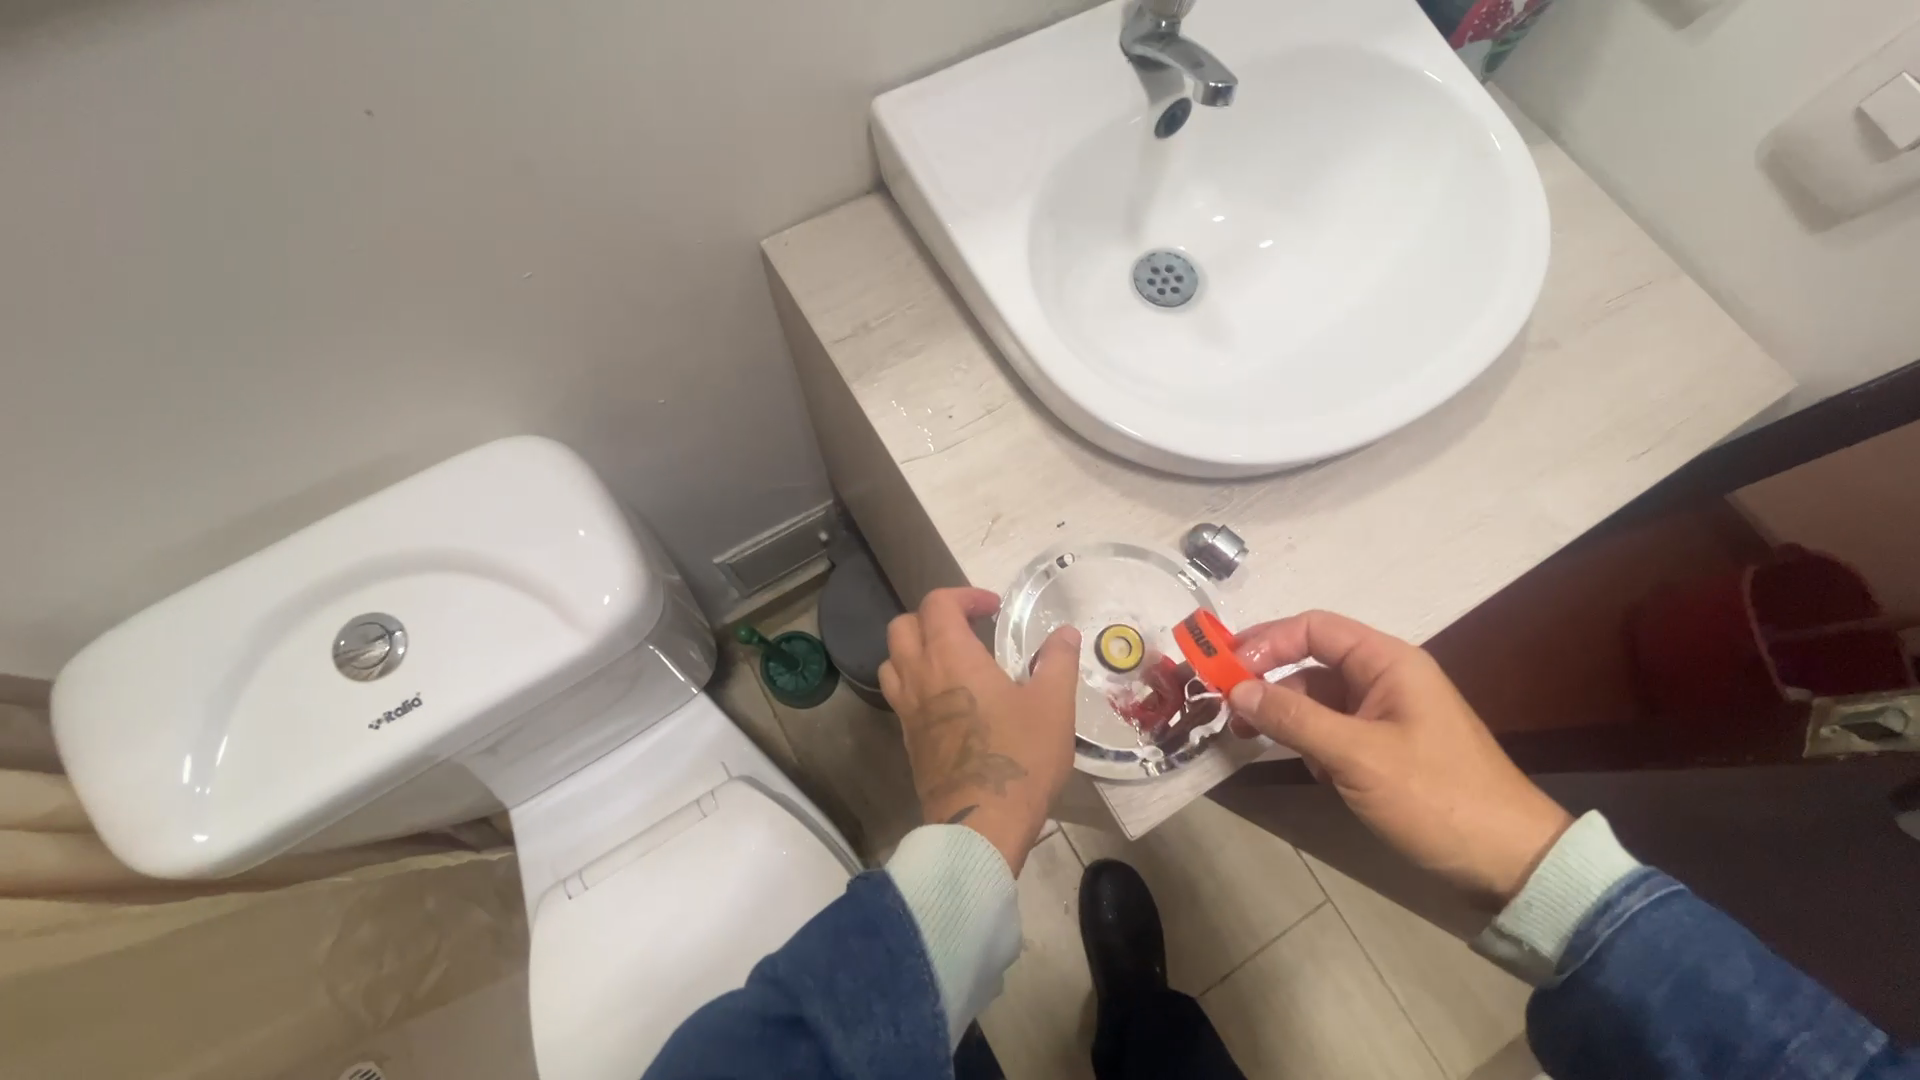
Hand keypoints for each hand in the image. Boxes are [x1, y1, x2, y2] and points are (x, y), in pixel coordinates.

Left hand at [878, 587, 1081, 874]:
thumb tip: (1065, 634)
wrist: (981, 824)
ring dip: (916, 649)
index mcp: (951, 656)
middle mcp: (920, 675)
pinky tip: (948, 701)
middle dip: (933, 617)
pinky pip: (899, 695)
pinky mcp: (908, 739)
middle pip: (904, 626)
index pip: (938, 603)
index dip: (964, 595)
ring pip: (892, 660)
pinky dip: (915, 682)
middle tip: (969, 629)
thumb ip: (1058, 662)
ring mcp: (907, 710)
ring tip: (951, 660)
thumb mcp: (1053, 705)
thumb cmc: (1019, 757)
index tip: (993, 608)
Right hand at [1226, 611, 1572, 908]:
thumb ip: (1291, 718)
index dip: (1265, 642)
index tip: (1224, 668)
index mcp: (1388, 662)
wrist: (1510, 864)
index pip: (1313, 628)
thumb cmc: (1435, 796)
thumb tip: (1234, 690)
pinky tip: (1303, 766)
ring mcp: (1384, 715)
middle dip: (1266, 680)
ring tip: (1247, 737)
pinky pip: (1330, 729)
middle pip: (1309, 662)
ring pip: (1316, 699)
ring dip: (1282, 714)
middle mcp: (1384, 679)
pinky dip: (1307, 741)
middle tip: (1223, 704)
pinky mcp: (1383, 748)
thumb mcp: (1355, 755)